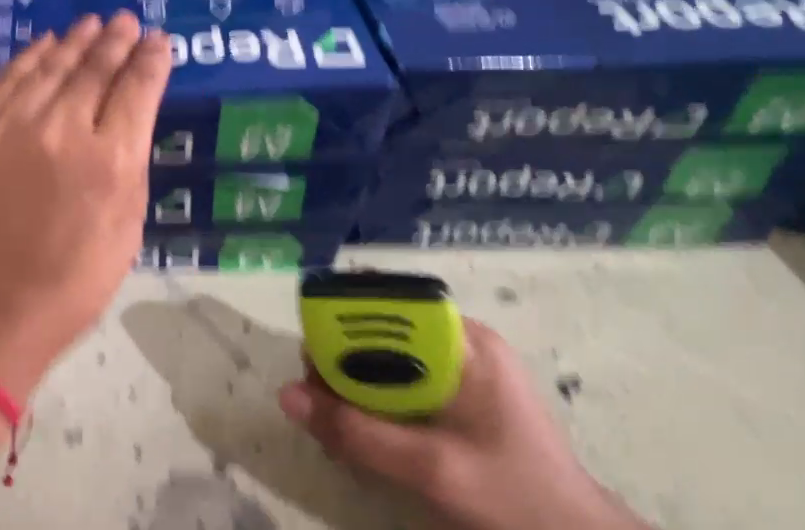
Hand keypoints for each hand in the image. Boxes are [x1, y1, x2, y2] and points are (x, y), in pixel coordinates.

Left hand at [0, 12, 171, 396]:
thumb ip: (131, 161)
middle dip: (116, 40)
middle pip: (95, 67)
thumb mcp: (128, 225)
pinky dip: (32, 56)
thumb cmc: (75, 278)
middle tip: (128, 21)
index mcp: (110, 158)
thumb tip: (131, 113)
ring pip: (53, 65)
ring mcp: (14, 123)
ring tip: (93, 22)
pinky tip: (47, 43)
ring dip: (76, 40)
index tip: (159, 40)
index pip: (137, 88)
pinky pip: (10, 78)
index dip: (151, 59)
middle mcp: (63, 128)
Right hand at [279, 320, 652, 529]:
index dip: (342, 322)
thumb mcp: (433, 470)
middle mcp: (460, 344)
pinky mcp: (459, 399)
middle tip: (321, 411)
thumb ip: (359, 433)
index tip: (313, 363)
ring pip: (385, 361)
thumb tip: (286, 395)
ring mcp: (461, 371)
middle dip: (342, 367)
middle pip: (380, 332)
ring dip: (354, 393)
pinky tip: (367, 442)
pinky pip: (400, 385)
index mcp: (465, 343)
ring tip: (339, 435)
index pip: (388, 303)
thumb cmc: (518, 502)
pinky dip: (375, 408)